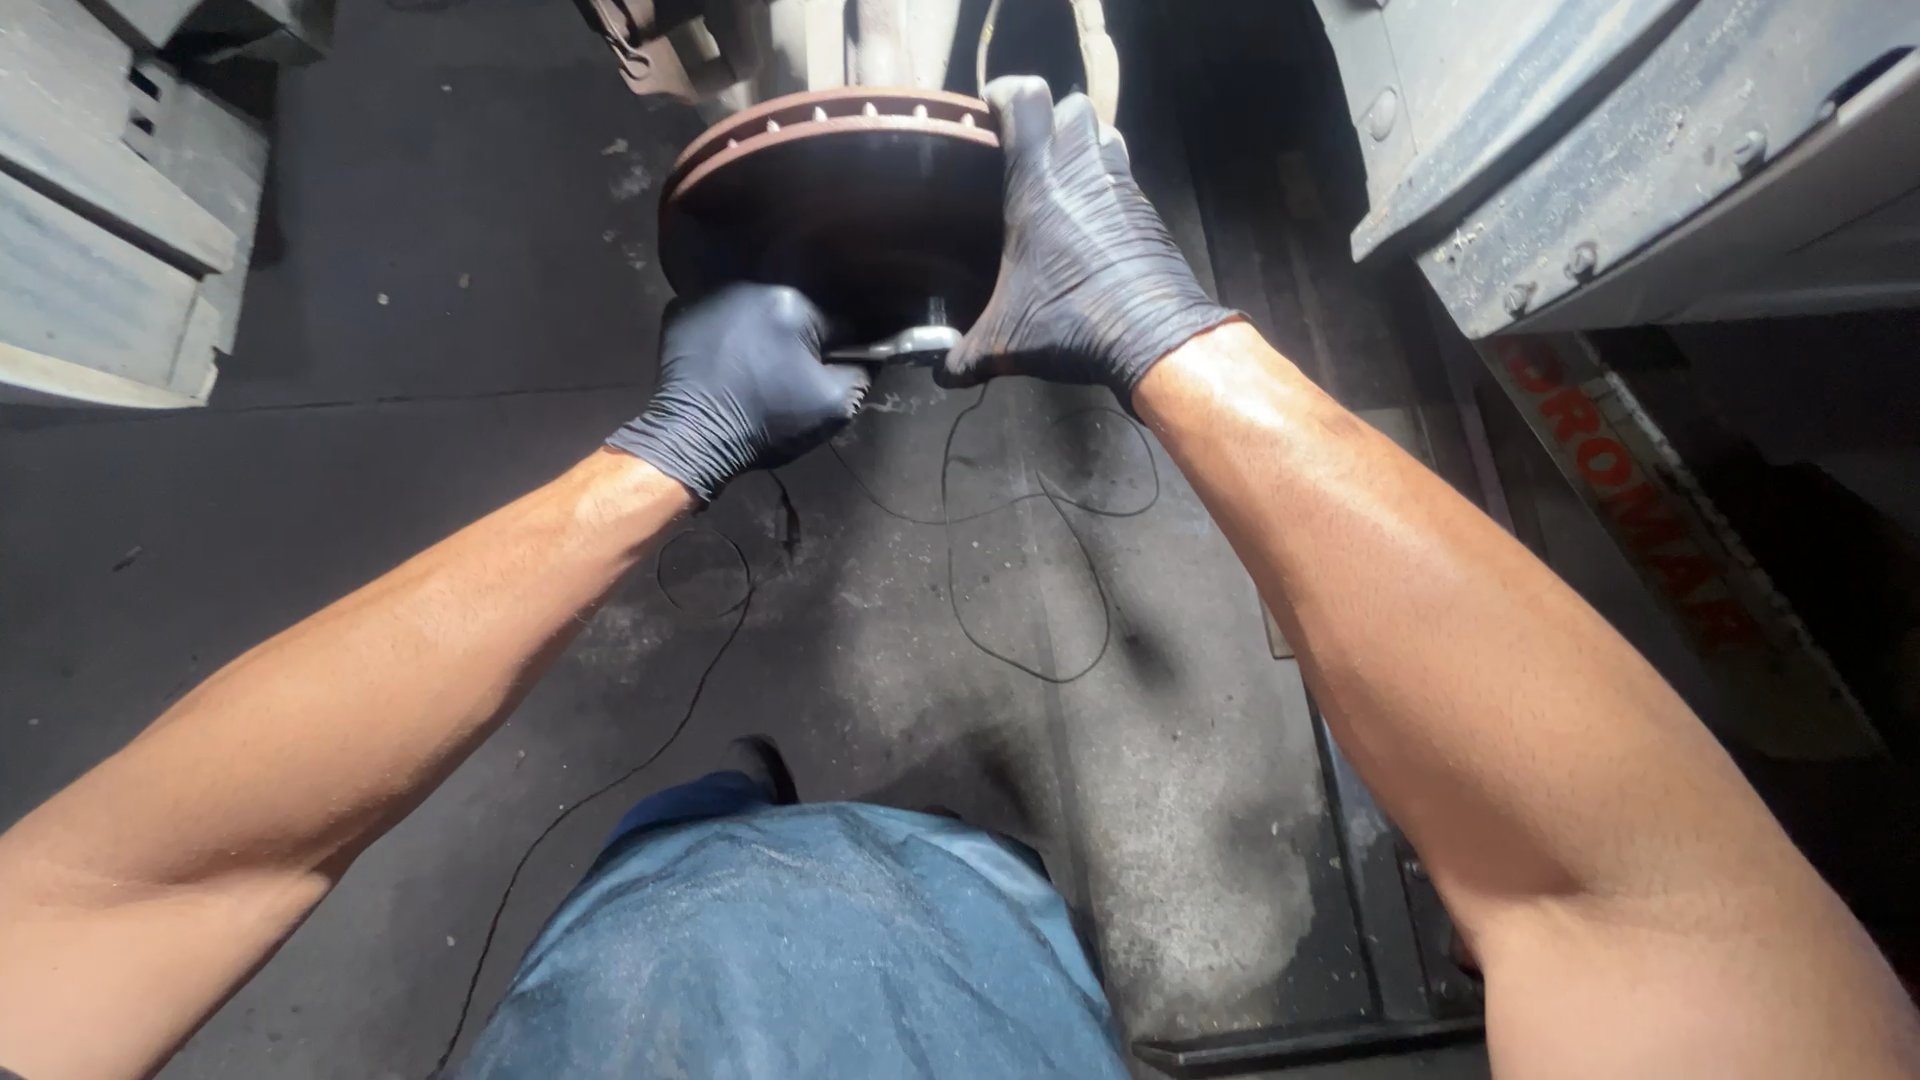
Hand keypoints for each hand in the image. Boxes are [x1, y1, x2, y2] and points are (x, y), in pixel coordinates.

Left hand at [608, 285, 869, 500]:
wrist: (693, 438)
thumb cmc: (768, 422)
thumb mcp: (834, 406)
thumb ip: (862, 371)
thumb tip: (870, 353)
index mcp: (793, 301)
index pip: (841, 321)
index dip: (845, 351)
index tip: (835, 373)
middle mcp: (751, 284)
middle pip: (798, 310)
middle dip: (804, 338)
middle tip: (795, 375)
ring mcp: (710, 293)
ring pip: (759, 309)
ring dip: (767, 331)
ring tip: (762, 367)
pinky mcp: (681, 310)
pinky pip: (723, 314)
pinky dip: (732, 332)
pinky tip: (731, 360)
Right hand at [940, 76, 1237, 408]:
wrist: (1152, 337)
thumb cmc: (1070, 324)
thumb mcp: (1005, 345)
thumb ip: (966, 357)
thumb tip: (942, 377)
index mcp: (1038, 187)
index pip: (1024, 101)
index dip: (1003, 95)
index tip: (988, 113)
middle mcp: (1082, 174)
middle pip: (1071, 107)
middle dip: (1050, 119)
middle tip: (1030, 152)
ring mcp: (1121, 188)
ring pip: (1104, 134)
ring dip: (1084, 144)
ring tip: (1063, 181)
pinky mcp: (1147, 212)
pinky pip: (1124, 175)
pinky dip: (1106, 183)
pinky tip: (1093, 222)